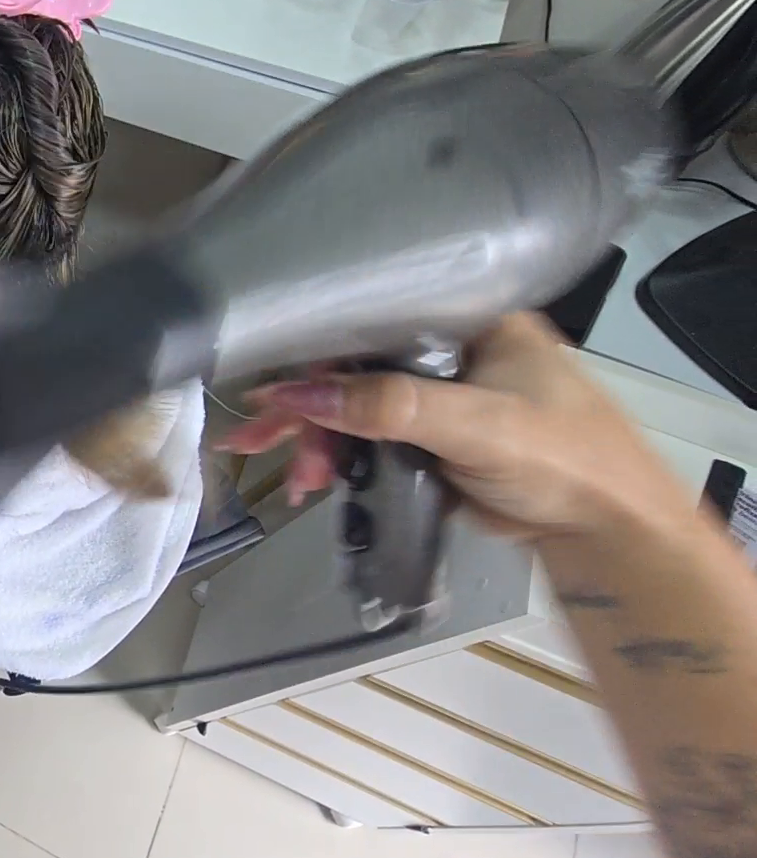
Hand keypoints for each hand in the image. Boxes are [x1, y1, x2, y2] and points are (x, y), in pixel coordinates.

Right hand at [218, 312, 695, 541]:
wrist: (606, 534)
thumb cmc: (567, 462)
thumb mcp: (480, 427)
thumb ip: (388, 406)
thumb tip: (292, 395)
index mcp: (469, 326)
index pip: (369, 323)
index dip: (314, 352)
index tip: (270, 388)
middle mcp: (442, 354)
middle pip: (346, 372)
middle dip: (301, 412)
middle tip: (251, 441)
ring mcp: (428, 397)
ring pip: (345, 409)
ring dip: (311, 445)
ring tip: (297, 484)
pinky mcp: (417, 436)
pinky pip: (356, 439)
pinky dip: (330, 460)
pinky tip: (311, 484)